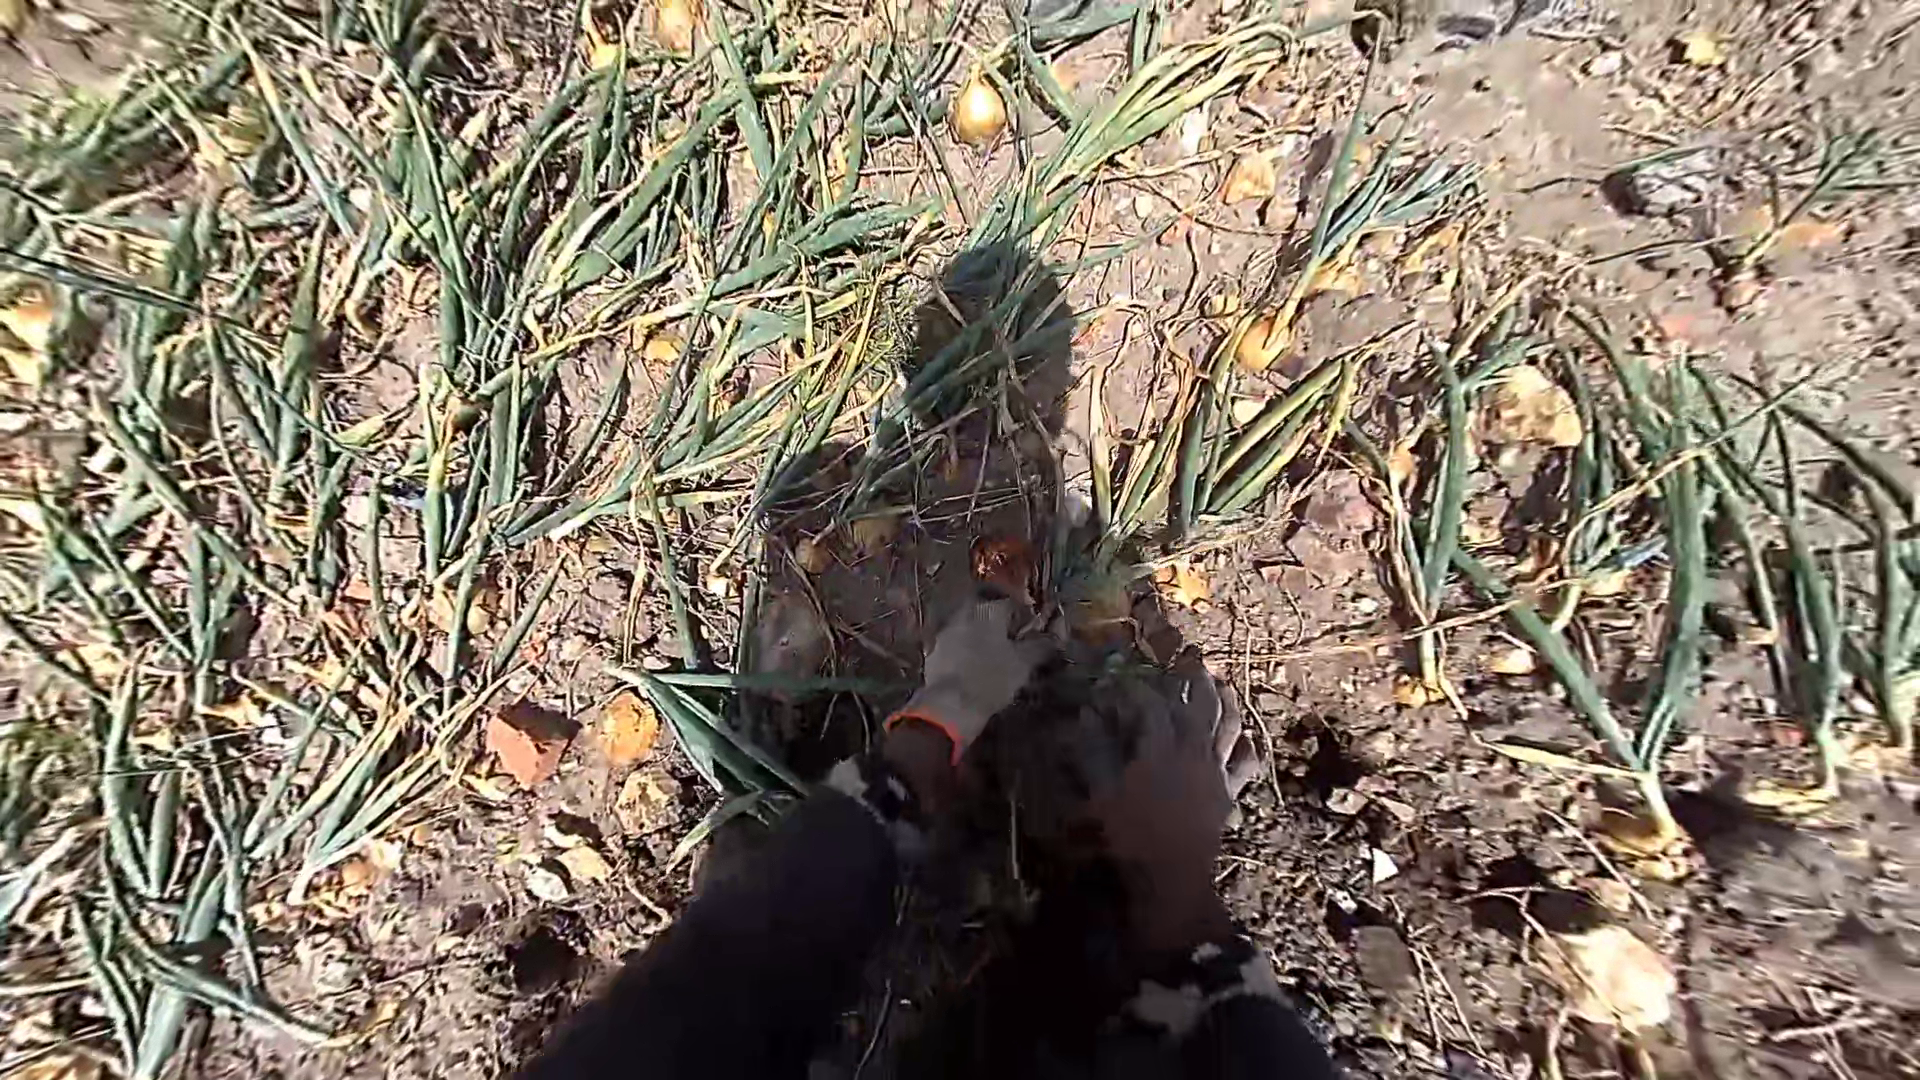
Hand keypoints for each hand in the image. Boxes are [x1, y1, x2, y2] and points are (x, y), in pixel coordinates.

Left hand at [898, 598, 1050, 753]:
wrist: (951, 705)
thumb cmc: (992, 678)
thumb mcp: (1024, 664)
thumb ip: (1040, 647)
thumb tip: (1054, 638)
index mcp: (987, 612)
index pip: (1009, 603)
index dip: (1022, 616)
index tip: (1029, 630)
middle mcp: (964, 616)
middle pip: (984, 612)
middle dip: (998, 623)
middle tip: (1010, 641)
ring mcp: (946, 634)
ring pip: (968, 628)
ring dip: (979, 637)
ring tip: (992, 657)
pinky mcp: (934, 654)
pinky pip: (954, 647)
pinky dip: (964, 653)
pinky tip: (972, 669)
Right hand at [1085, 651, 1256, 957]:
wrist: (1173, 877)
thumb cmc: (1132, 834)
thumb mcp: (1102, 792)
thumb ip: (1092, 750)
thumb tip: (1086, 715)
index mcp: (1160, 749)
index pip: (1152, 706)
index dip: (1137, 689)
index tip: (1123, 681)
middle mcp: (1193, 752)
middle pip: (1199, 705)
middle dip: (1193, 678)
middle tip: (1190, 658)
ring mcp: (1216, 771)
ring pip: (1228, 725)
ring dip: (1227, 700)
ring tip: (1223, 681)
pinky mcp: (1230, 790)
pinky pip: (1246, 763)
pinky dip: (1247, 745)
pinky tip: (1245, 736)